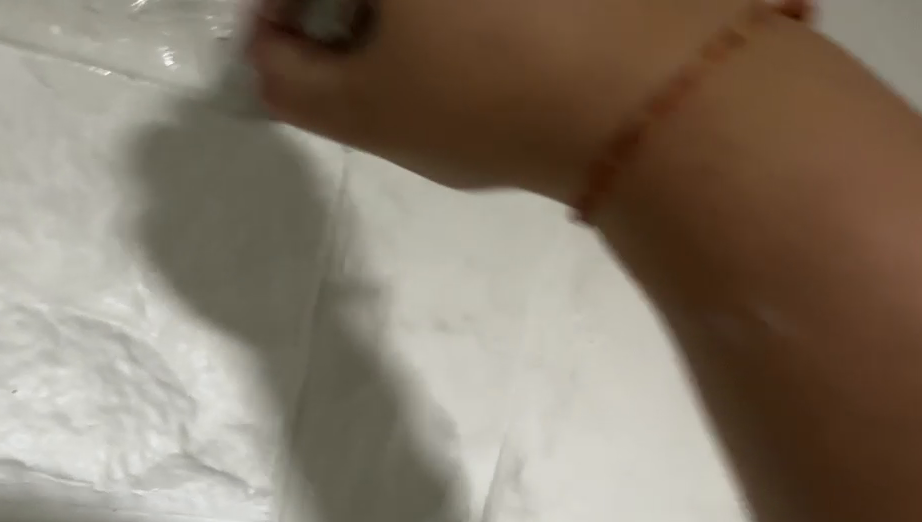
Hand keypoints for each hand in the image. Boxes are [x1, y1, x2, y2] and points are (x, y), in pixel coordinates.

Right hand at [247, 0, 751, 198]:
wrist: (653, 94)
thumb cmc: (488, 99)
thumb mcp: (365, 110)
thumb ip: (288, 80)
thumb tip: (267, 50)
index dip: (281, 11)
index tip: (285, 52)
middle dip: (345, 8)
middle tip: (354, 53)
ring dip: (403, 11)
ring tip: (425, 52)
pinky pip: (479, 0)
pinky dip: (458, 13)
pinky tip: (481, 33)